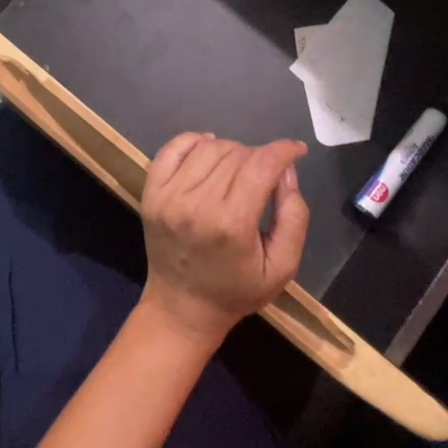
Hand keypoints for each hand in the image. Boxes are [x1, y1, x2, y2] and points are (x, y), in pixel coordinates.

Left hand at [137, 133, 310, 347]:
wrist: (182, 306)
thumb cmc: (236, 290)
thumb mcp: (282, 266)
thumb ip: (293, 216)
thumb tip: (287, 170)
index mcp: (231, 224)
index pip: (261, 165)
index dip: (283, 150)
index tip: (296, 149)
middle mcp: (196, 204)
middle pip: (236, 154)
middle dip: (259, 156)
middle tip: (267, 174)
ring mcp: (168, 196)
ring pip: (207, 148)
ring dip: (230, 150)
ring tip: (240, 167)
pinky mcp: (151, 192)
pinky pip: (172, 149)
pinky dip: (193, 141)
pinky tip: (208, 148)